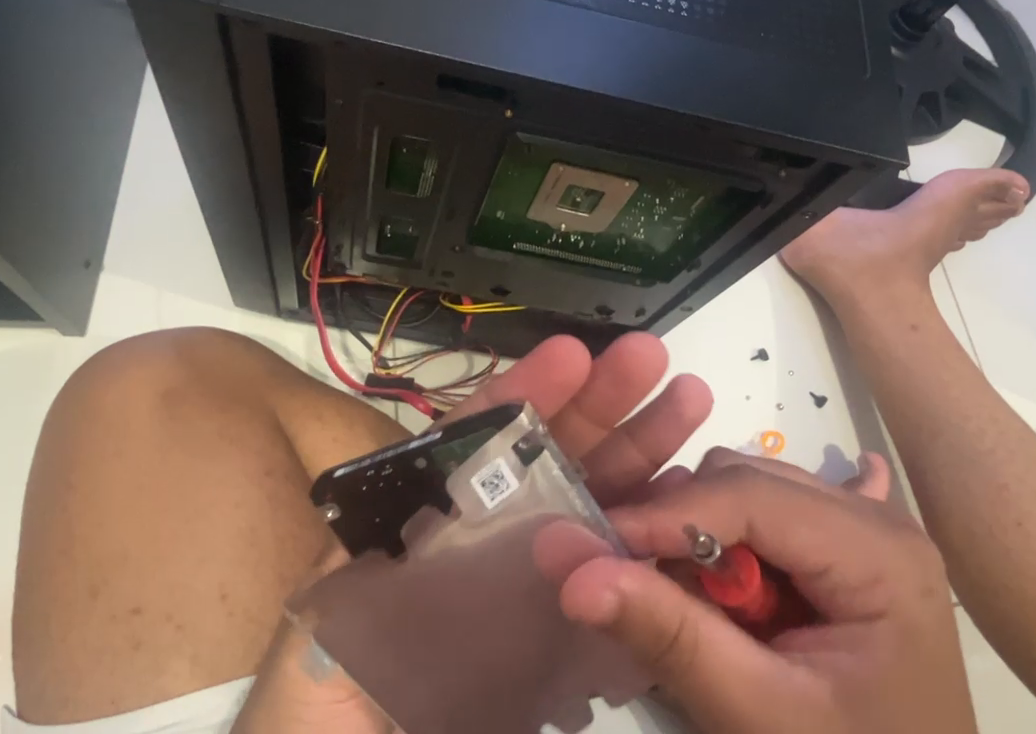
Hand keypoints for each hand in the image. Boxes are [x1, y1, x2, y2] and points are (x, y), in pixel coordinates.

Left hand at [234, 333, 714, 732]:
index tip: (572, 354)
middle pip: (551, 457)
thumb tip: (442, 469)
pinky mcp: (564, 632)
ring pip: (594, 503)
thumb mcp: (345, 603)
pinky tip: (690, 498)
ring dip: (641, 451)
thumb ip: (383, 539)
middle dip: (602, 402)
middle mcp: (492, 537)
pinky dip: (653, 536)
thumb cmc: (348, 681)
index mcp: (436, 517)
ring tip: (690, 400)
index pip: (482, 439)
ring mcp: (533, 580)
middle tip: (652, 358)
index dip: (526, 392)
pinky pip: (616, 571)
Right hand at [552, 450, 976, 733]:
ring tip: (686, 604)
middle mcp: (877, 519)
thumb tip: (570, 566)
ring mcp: (867, 530)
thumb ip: (670, 636)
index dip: (665, 514)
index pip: (750, 495)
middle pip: (748, 482)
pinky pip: (772, 515)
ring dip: (702, 538)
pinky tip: (723, 570)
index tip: (592, 545)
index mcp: (878, 552)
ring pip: (750, 492)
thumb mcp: (761, 715)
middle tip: (631, 584)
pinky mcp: (849, 552)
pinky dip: (732, 539)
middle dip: (681, 526)